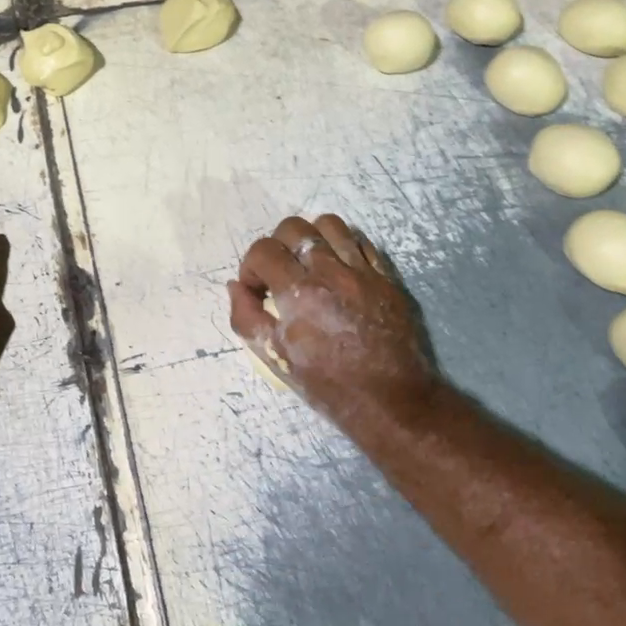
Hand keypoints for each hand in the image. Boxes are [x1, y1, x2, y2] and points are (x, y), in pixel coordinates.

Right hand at [227, 214, 435, 433]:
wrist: (389, 400)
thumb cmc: (327, 384)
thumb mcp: (274, 357)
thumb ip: (246, 317)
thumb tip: (236, 286)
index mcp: (299, 293)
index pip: (263, 250)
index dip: (251, 266)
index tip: (257, 290)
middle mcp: (330, 272)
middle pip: (294, 227)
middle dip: (277, 245)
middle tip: (280, 273)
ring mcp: (362, 272)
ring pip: (330, 225)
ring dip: (312, 238)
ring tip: (310, 264)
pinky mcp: (386, 278)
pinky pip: (362, 242)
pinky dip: (344, 248)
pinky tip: (339, 270)